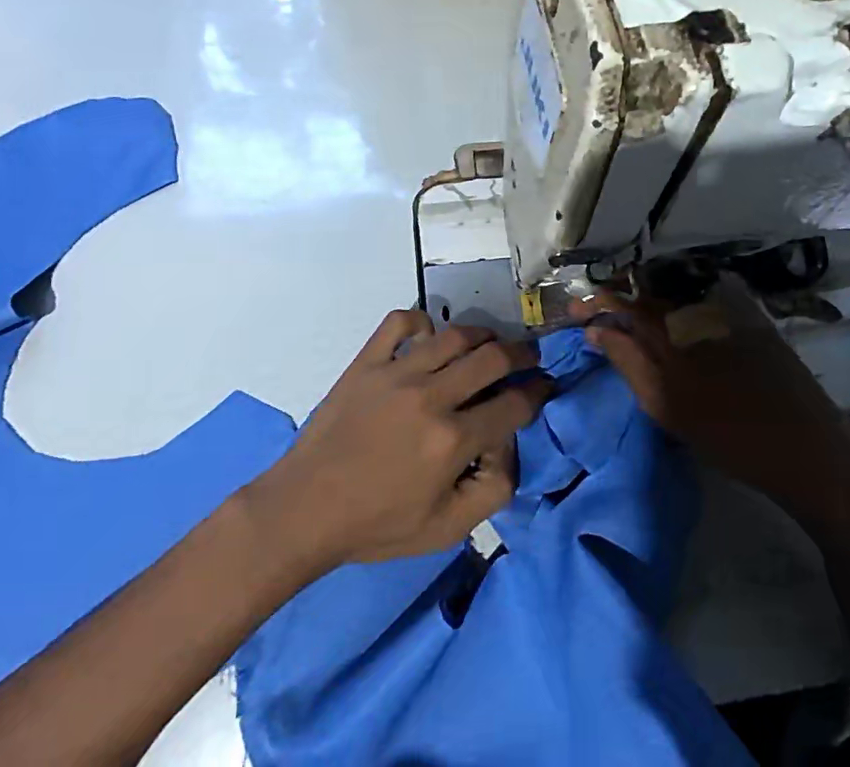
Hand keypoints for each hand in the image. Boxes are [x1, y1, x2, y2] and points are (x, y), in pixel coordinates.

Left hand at [245, 310, 551, 569]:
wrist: (305, 509)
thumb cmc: (377, 524)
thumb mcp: (447, 529)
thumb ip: (493, 489)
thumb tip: (507, 444)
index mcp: (453, 440)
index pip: (514, 403)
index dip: (538, 394)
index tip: (543, 389)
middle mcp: (430, 397)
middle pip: (493, 357)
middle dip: (522, 355)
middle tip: (528, 360)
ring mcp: (395, 373)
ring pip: (454, 335)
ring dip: (482, 335)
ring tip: (490, 344)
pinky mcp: (365, 363)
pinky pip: (399, 322)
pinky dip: (421, 320)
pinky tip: (429, 335)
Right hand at [574, 288, 843, 501]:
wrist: (805, 446)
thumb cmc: (727, 433)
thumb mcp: (665, 405)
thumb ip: (627, 361)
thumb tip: (596, 331)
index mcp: (673, 327)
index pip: (621, 302)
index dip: (594, 304)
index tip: (575, 314)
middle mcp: (698, 306)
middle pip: (646, 290)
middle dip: (617, 299)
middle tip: (597, 317)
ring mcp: (727, 309)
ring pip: (672, 293)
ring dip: (645, 301)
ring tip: (628, 321)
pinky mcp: (749, 318)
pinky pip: (700, 299)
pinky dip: (676, 305)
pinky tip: (671, 323)